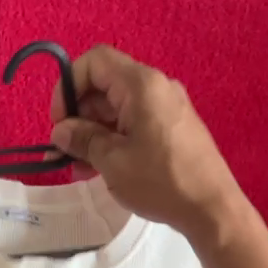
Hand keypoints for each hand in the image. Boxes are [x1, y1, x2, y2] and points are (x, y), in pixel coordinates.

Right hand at [49, 46, 250, 248]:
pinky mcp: (170, 127)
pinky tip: (100, 167)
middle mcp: (154, 86)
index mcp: (140, 85)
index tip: (59, 121)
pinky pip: (133, 123)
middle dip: (78, 115)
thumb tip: (61, 131)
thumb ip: (83, 140)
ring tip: (78, 166)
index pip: (95, 62)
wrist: (209, 206)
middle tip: (63, 151)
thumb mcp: (113, 162)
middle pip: (105, 85)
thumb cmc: (159, 181)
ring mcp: (165, 107)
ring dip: (92, 132)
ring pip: (117, 108)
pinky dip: (112, 139)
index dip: (68, 86)